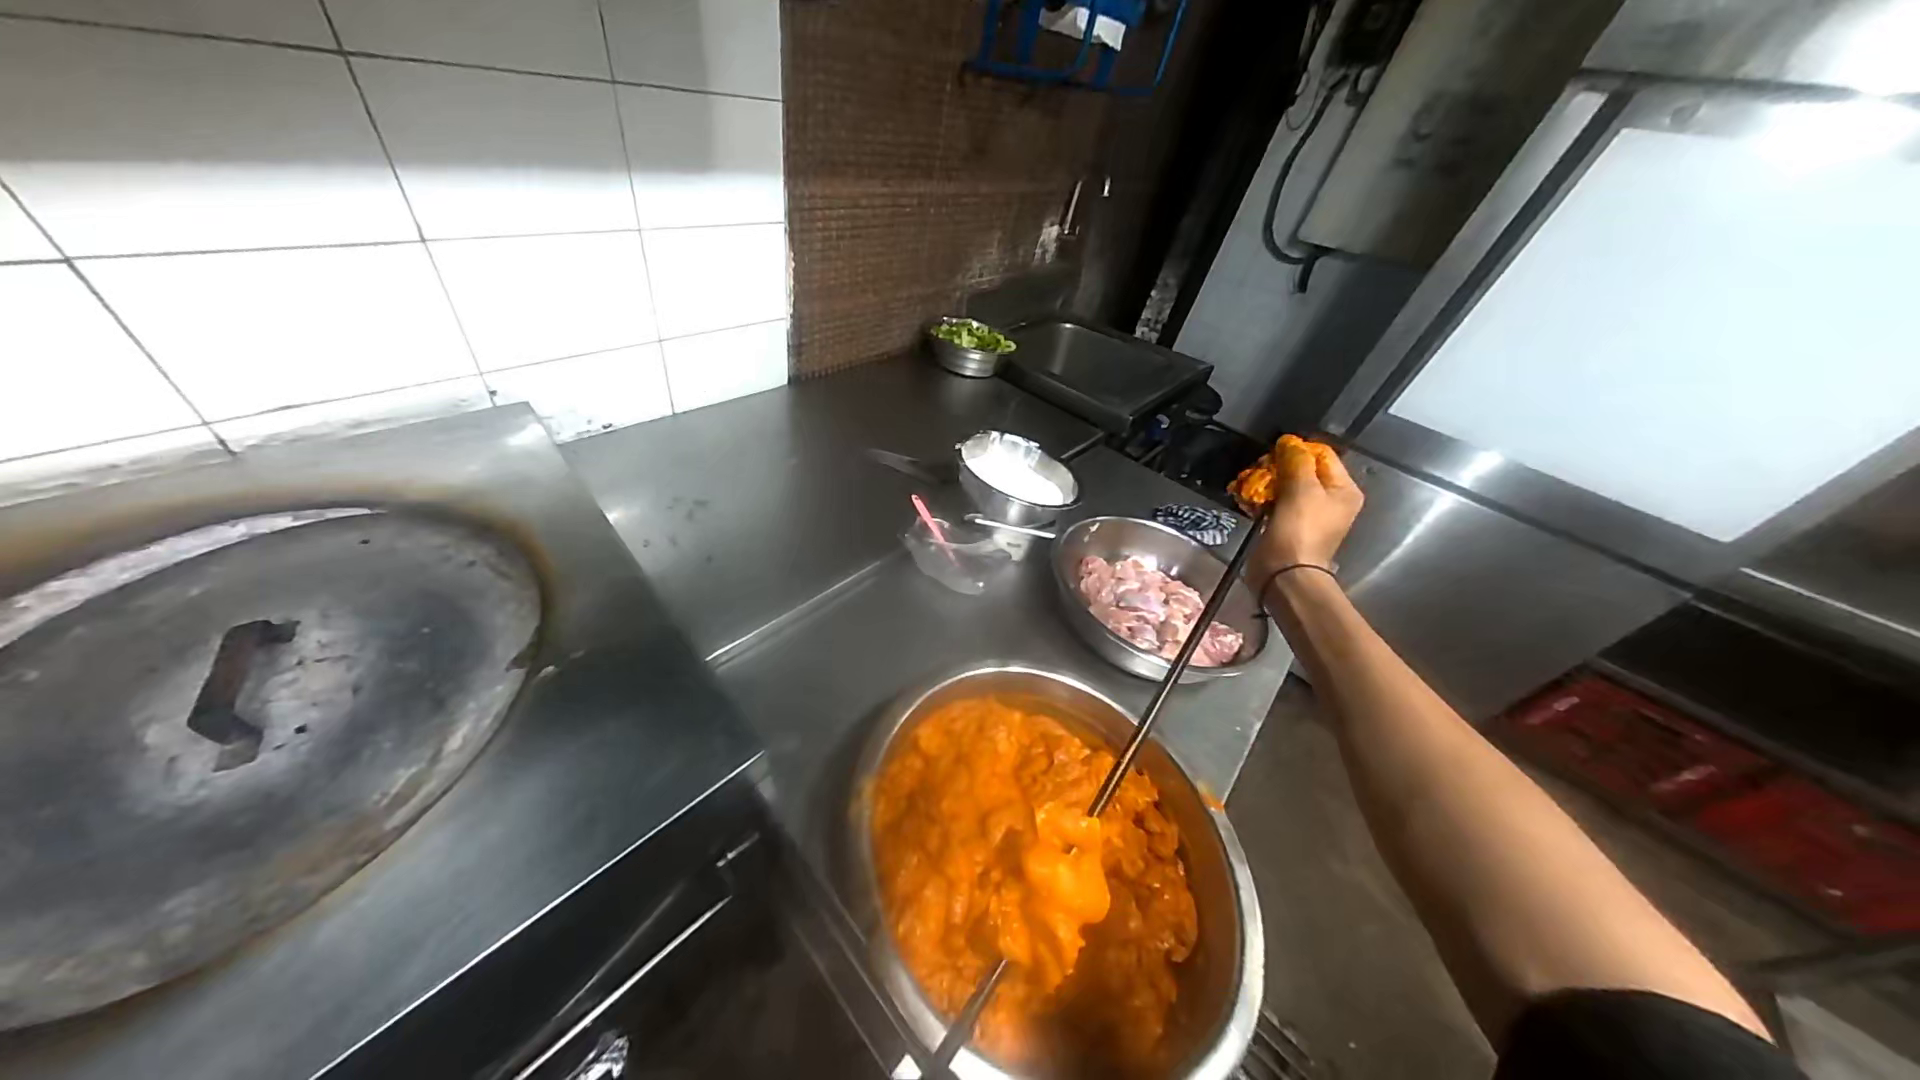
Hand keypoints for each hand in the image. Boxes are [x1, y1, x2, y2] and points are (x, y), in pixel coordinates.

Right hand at [1252, 440, 1362, 585]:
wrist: (1284, 572)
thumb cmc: (1300, 529)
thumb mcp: (1303, 488)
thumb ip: (1297, 460)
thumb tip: (1288, 443)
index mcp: (1343, 490)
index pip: (1323, 455)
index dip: (1299, 449)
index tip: (1275, 451)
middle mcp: (1329, 501)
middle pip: (1302, 470)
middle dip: (1278, 467)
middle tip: (1259, 469)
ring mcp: (1306, 515)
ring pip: (1284, 486)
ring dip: (1265, 482)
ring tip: (1247, 484)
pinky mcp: (1285, 526)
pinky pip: (1273, 503)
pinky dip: (1259, 499)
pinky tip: (1245, 498)